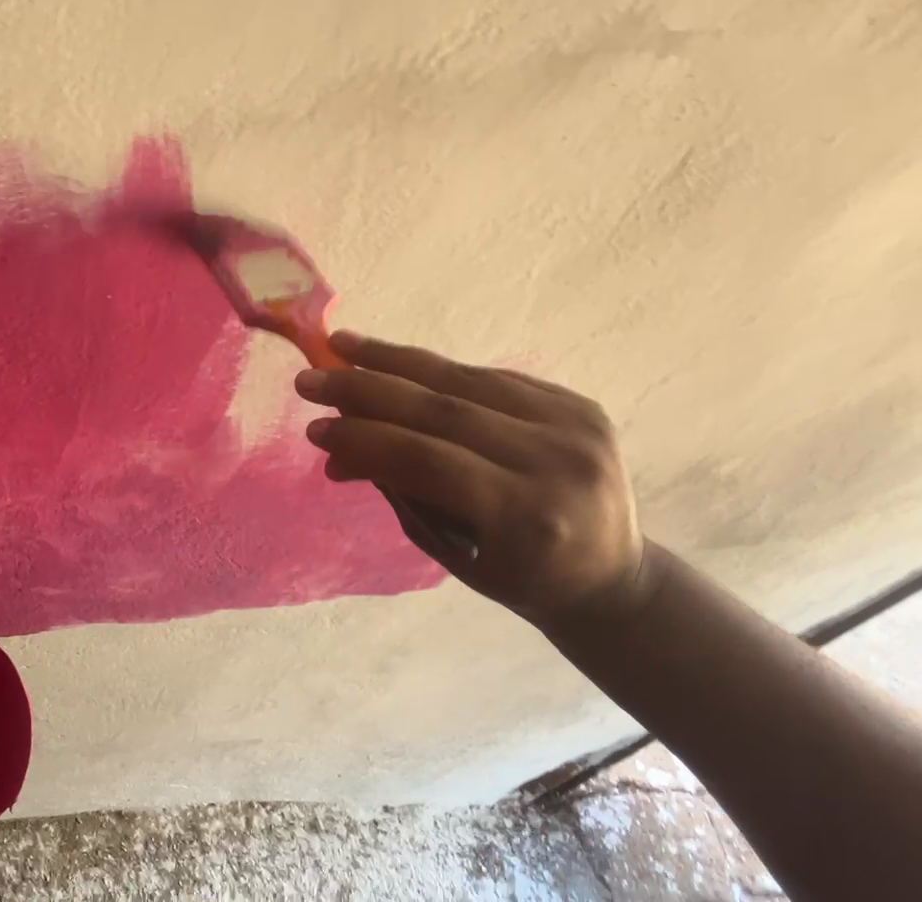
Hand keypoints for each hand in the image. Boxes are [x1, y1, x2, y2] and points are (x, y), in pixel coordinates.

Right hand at [293, 330, 658, 627]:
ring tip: (342, 346)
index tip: (312, 427)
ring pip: (464, 381)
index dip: (364, 437)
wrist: (611, 576)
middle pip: (442, 410)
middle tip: (310, 379)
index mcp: (527, 515)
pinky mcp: (580, 404)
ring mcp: (575, 427)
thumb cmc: (516, 575)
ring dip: (393, 361)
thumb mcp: (448, 547)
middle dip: (365, 389)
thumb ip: (395, 490)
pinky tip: (392, 361)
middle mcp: (556, 463)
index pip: (426, 459)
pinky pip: (489, 378)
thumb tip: (335, 447)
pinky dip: (433, 370)